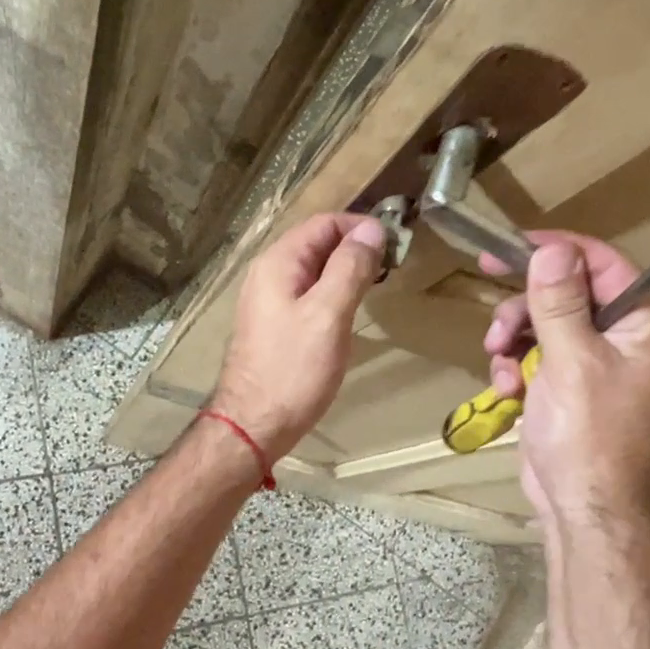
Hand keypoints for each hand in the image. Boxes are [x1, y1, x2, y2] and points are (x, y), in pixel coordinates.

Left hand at [210, 213, 384, 458]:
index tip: (395, 244)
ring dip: (344, 272)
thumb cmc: (292, 371)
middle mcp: (267, 275)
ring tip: (375, 286)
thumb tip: (372, 228)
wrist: (253, 425)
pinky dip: (330, 294)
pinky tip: (348, 312)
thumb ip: (350, 268)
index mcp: (278, 263)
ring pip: (312, 272)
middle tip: (390, 267)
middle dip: (354, 248)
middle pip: (316, 244)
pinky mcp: (273, 326)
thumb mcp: (328, 315)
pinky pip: (305, 296)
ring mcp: (266, 302)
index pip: (323, 223)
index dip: (360, 226)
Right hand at [479, 231, 649, 526]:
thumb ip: (559, 303)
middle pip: (563, 293)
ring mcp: (593, 362)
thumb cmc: (588, 434)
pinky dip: (514, 369)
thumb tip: (550, 249)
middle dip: (523, 311)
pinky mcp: (566, 387)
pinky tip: (507, 392)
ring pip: (541, 324)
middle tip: (497, 332)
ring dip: (513, 342)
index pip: (598, 263)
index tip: (503, 250)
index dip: (552, 251)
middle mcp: (622, 335)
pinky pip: (534, 357)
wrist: (584, 505)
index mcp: (641, 320)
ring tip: (501, 370)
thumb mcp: (571, 361)